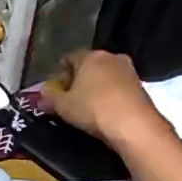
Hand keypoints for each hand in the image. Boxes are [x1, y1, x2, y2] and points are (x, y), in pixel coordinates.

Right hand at [41, 50, 172, 149]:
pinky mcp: (138, 83)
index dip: (58, 73)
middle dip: (75, 79)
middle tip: (66, 98)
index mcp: (90, 56)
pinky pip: (115, 84)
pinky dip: (106, 93)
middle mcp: (111, 56)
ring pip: (102, 74)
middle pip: (87, 64)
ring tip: (84, 105)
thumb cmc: (92, 109)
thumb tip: (43, 93)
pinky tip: (101, 108)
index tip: (53, 89)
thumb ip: (49, 97)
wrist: (132, 124)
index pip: (68, 57)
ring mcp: (128, 69)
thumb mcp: (62, 105)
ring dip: (92, 86)